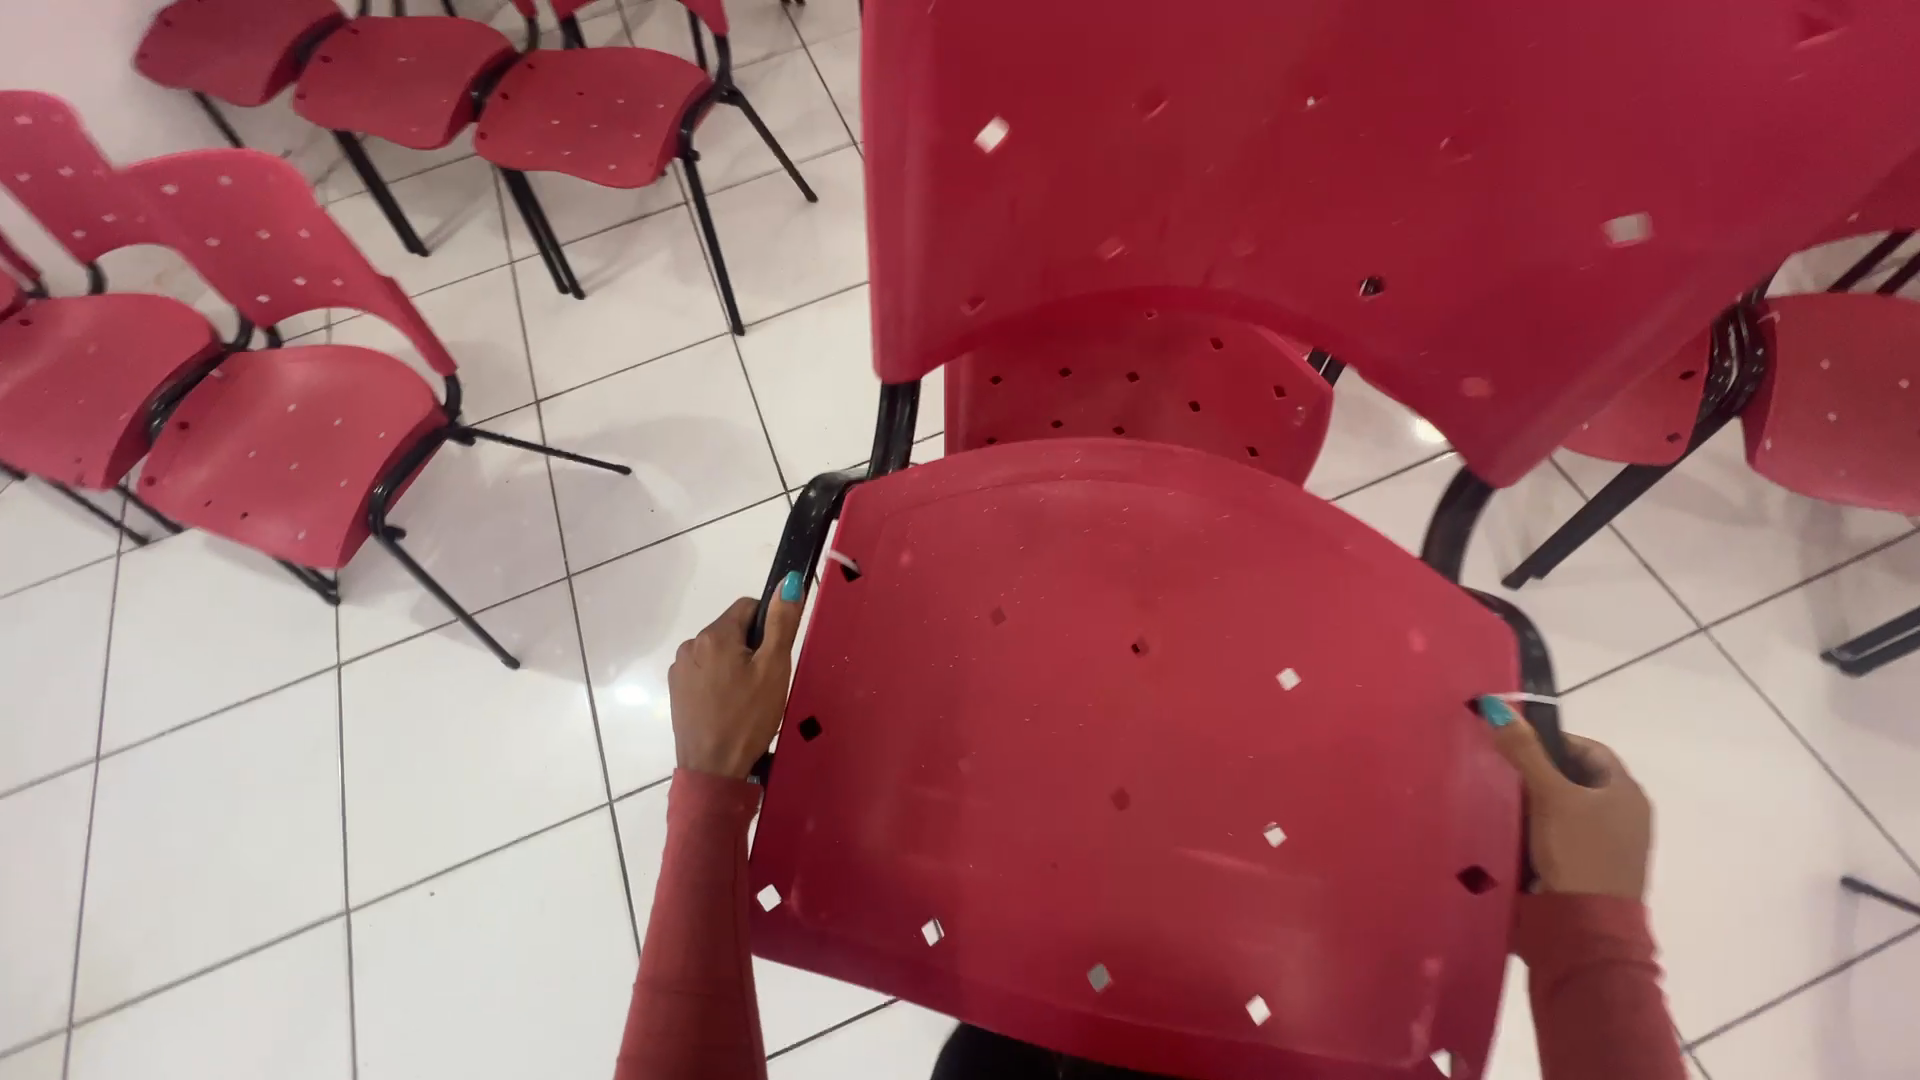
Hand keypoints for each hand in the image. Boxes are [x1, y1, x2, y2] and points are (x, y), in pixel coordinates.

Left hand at [669, 571, 805, 778]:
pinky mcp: (677, 690)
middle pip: (732, 630)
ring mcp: (680, 669)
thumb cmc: (749, 717)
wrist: (713, 769)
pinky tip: (729, 707)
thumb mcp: (774, 667)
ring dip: (735, 665)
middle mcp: (691, 645)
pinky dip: (720, 682)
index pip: (748, 607)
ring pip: (719, 652)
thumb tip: (790, 580)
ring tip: (747, 698)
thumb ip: (782, 621)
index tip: (773, 657)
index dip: (767, 627)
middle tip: (764, 682)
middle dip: (751, 648)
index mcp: (715, 634)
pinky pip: (705, 672)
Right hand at [1483, 701, 1652, 899]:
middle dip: (1537, 768)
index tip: (1515, 742)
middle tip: (1501, 768)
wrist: (1586, 925)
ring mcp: (1609, 842)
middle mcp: (1625, 813)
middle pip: (1574, 775)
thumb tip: (1496, 705)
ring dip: (1534, 797)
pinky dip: (1537, 823)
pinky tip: (1513, 827)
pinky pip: (1560, 829)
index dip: (1552, 739)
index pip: (1589, 748)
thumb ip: (1524, 751)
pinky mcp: (1589, 864)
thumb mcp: (1549, 795)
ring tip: (1500, 796)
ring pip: (1565, 803)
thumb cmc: (1578, 850)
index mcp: (1627, 792)